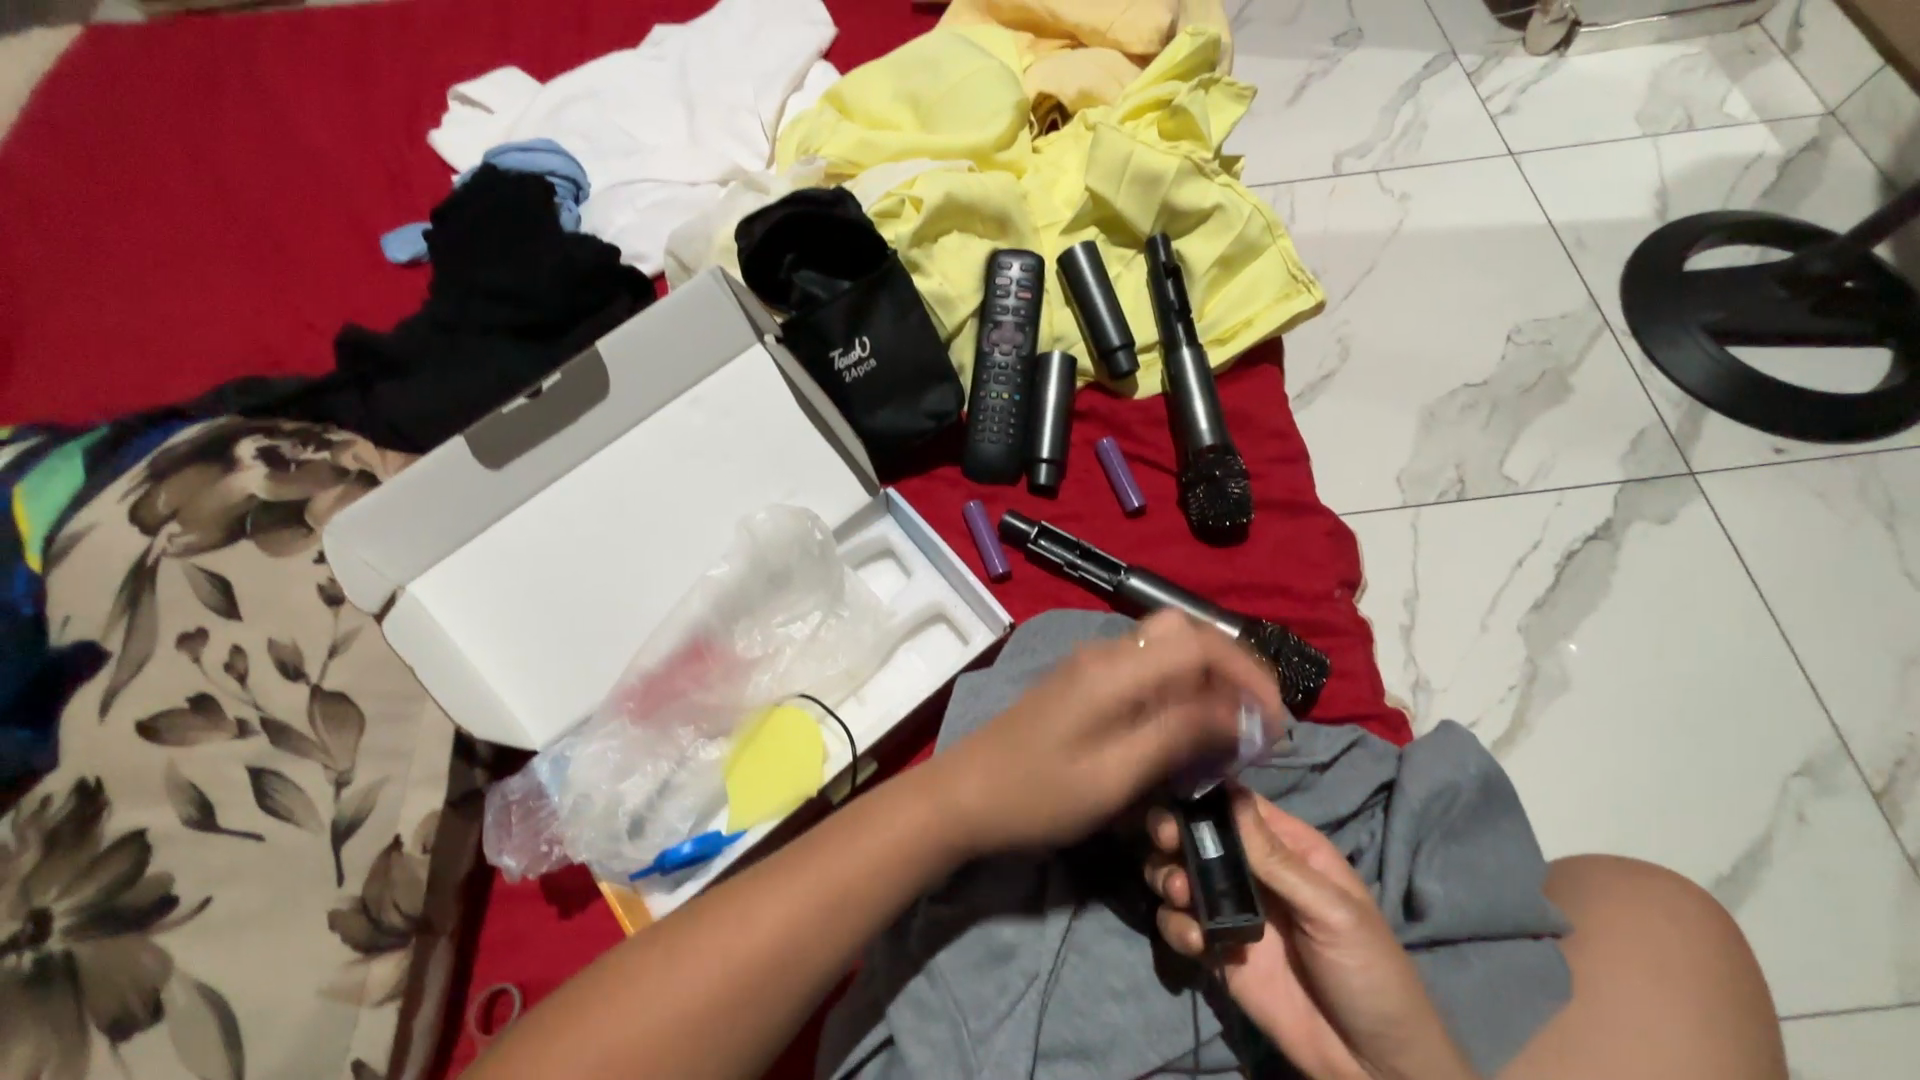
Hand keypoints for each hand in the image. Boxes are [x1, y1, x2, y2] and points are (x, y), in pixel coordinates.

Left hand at [925, 610, 1281, 857]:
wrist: (960, 797)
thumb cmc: (1035, 796)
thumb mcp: (1114, 777)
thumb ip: (1178, 736)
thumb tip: (1242, 713)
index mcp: (1114, 670)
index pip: (1200, 641)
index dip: (1248, 674)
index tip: (1274, 722)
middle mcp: (1104, 655)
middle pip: (1185, 633)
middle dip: (1231, 670)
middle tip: (1255, 721)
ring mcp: (1089, 666)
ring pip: (1165, 650)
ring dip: (1205, 680)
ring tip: (1228, 730)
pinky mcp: (1081, 685)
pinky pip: (1144, 670)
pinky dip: (1177, 691)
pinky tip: (1182, 731)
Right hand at [1145, 788, 1477, 1079]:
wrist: (1370, 1065)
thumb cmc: (1368, 973)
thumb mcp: (1332, 911)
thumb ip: (1277, 859)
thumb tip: (1231, 795)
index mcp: (1289, 850)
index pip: (1237, 803)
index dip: (1204, 795)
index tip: (1177, 797)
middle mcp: (1253, 871)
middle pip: (1196, 833)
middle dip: (1172, 832)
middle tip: (1166, 843)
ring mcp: (1230, 910)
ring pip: (1177, 872)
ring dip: (1168, 876)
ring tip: (1182, 897)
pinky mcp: (1214, 950)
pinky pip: (1177, 923)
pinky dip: (1175, 925)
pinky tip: (1196, 943)